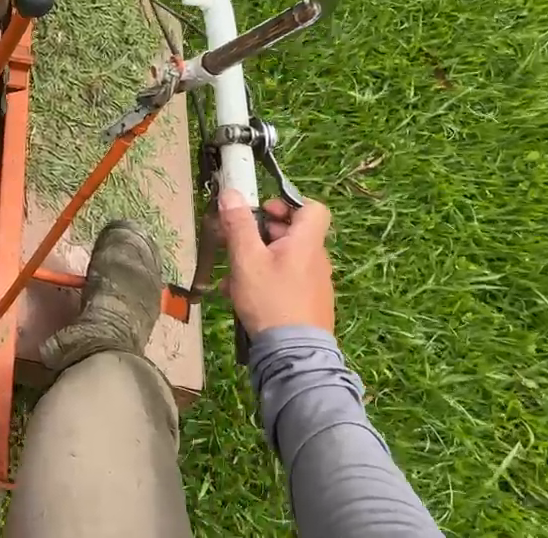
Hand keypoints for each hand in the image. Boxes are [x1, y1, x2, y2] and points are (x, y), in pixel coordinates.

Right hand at [219, 187, 335, 334]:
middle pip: (292, 231)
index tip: (262, 211)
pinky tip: (239, 291)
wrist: (293, 355)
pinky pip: (284, 278)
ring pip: (283, 256)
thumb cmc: (270, 299)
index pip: (312, 208)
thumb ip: (239, 224)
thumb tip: (232, 193)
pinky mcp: (307, 302)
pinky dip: (263, 277)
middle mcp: (315, 260)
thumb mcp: (247, 258)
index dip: (287, 203)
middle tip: (236, 239)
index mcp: (306, 243)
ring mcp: (313, 282)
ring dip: (256, 256)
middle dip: (260, 231)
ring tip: (232, 271)